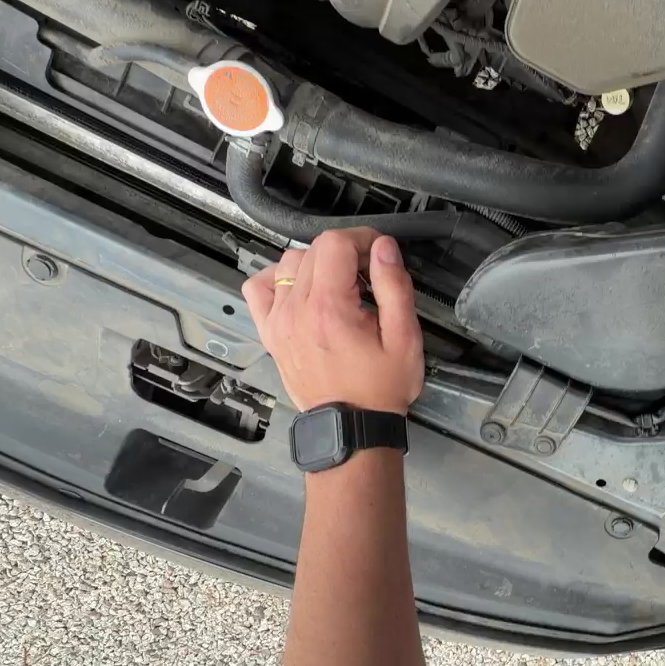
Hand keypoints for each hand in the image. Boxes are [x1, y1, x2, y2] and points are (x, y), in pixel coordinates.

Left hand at [242, 229, 424, 414]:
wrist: (353, 426)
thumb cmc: (382, 386)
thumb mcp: (405, 337)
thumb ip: (395, 286)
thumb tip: (384, 248)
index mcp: (330, 308)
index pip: (335, 243)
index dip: (362, 239)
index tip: (380, 255)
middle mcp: (296, 310)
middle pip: (312, 249)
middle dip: (345, 252)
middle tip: (369, 276)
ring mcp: (277, 321)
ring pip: (287, 262)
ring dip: (316, 264)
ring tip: (341, 287)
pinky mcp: (270, 332)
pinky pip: (259, 287)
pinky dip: (278, 279)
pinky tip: (303, 291)